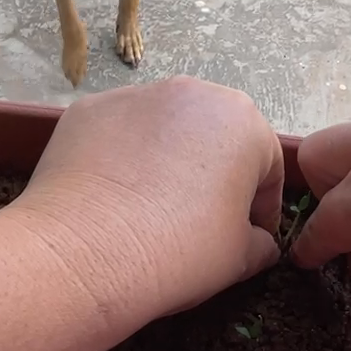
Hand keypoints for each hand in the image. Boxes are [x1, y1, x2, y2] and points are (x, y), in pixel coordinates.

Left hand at [12, 77, 283, 324]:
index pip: (267, 166)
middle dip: (216, 174)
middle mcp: (193, 92)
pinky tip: (113, 195)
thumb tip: (260, 243)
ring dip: (169, 160)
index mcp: (242, 121)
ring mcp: (137, 94)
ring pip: (166, 129)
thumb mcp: (240, 258)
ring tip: (152, 206)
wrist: (84, 253)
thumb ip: (262, 243)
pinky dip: (122, 157)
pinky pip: (119, 132)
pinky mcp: (90, 108)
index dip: (262, 207)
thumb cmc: (178, 251)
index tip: (250, 236)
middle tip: (203, 220)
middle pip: (216, 136)